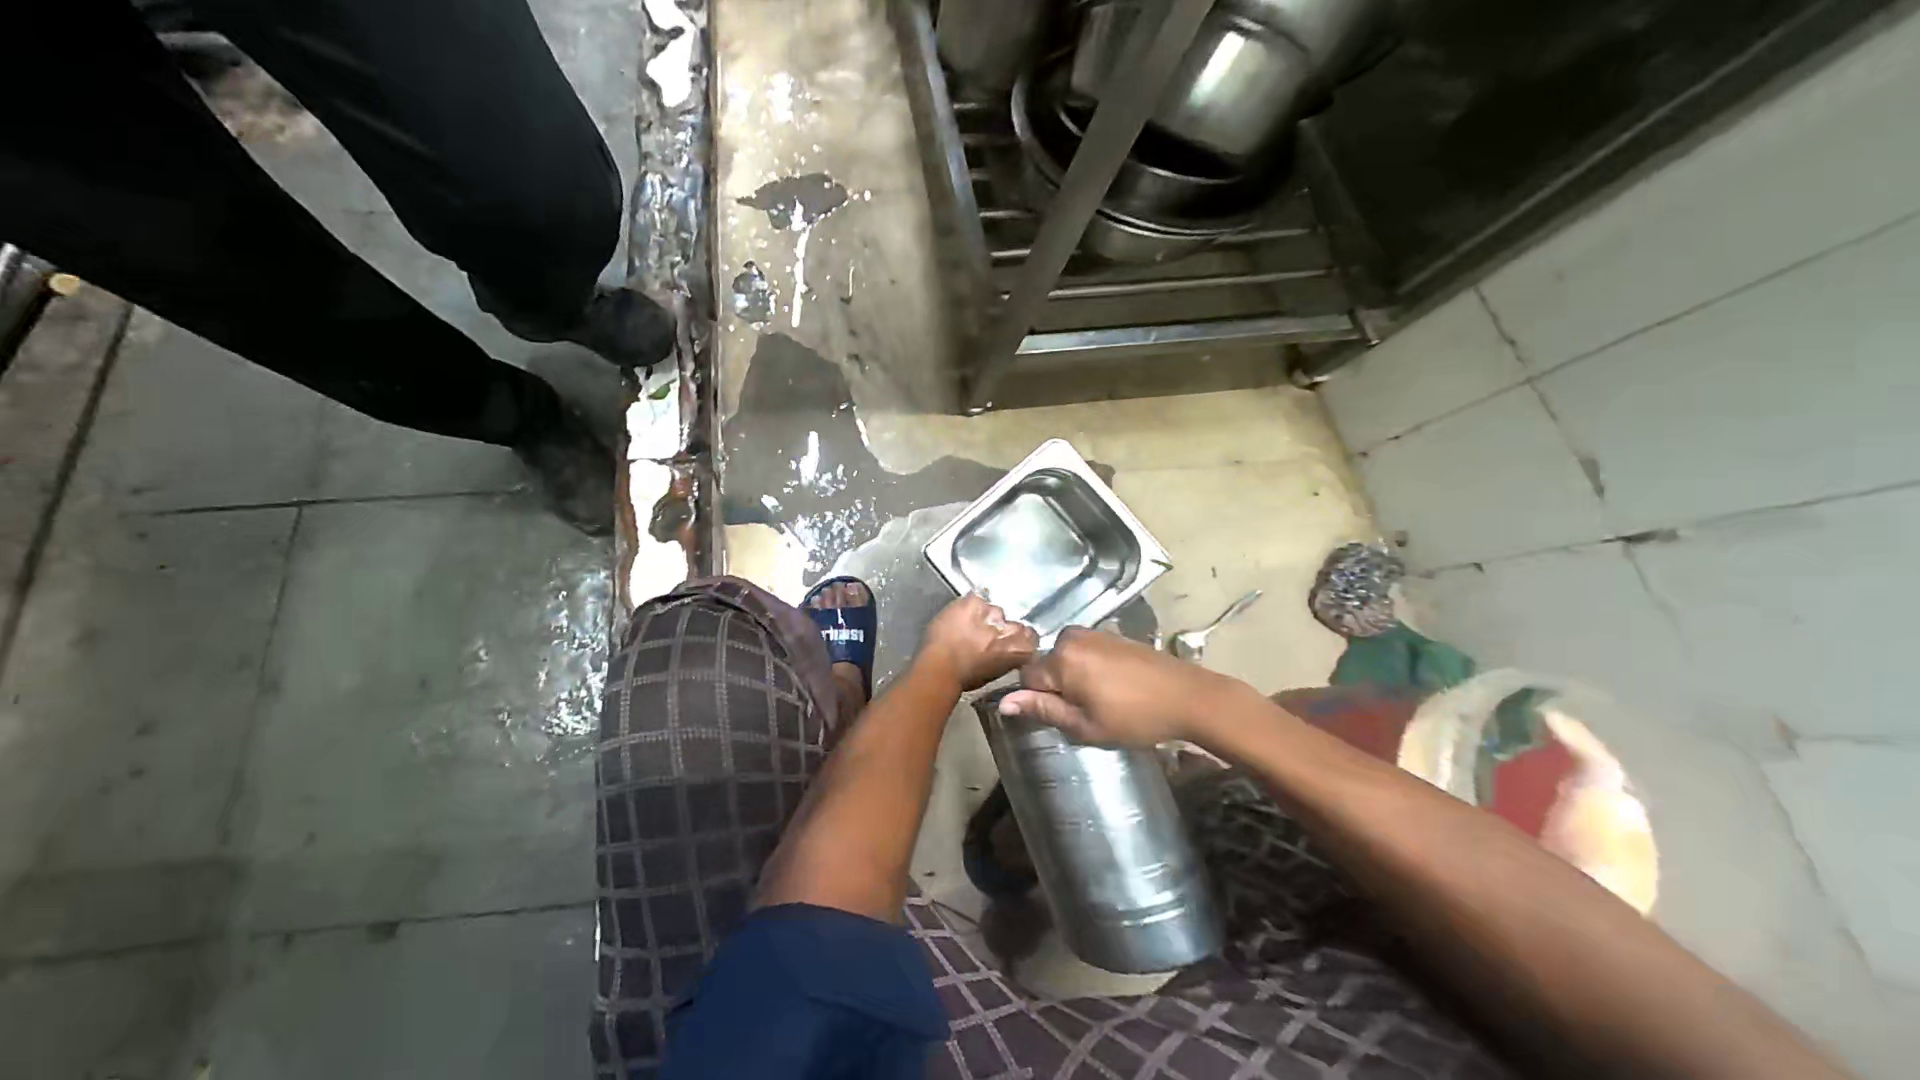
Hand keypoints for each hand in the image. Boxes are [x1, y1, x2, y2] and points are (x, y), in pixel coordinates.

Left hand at [916, 593, 1039, 691]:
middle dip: (997, 627)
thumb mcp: (997, 671)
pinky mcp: (973, 601)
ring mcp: (991, 611)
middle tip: (982, 637)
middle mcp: (1011, 626)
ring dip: (982, 617)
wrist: (940, 667)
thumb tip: (1007, 650)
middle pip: (1009, 621)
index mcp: (1020, 646)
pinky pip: (975, 599)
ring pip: (991, 610)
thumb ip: (1008, 656)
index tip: (1005, 642)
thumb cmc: (968, 677)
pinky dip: (968, 608)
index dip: (1018, 637)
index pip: (1030, 635)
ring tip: (966, 628)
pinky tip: (959, 617)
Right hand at [1000, 626, 1243, 746]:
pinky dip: (1090, 669)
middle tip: (1086, 712)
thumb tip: (1004, 703)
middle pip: (1046, 665)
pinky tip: (1114, 688)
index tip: (1062, 715)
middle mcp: (1072, 637)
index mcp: (1062, 658)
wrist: (1189, 696)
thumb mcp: (1085, 724)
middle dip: (1058, 687)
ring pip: (1065, 659)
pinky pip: (1084, 652)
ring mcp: (1094, 633)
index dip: (1039, 699)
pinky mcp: (1111, 634)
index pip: (1027, 677)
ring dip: (1074, 678)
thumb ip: (1043, 709)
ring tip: (1102, 701)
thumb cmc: (1135, 717)